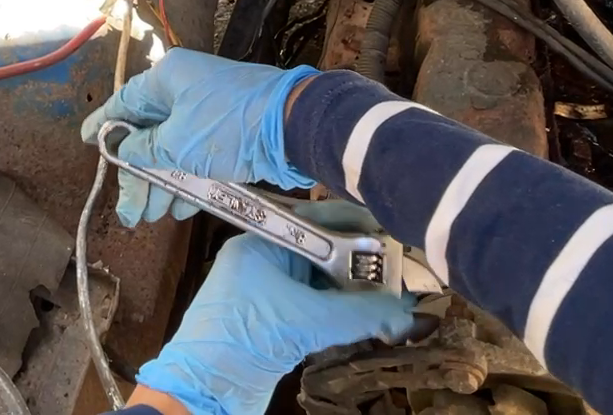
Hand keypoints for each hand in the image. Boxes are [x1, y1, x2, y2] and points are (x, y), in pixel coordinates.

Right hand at [79, 49, 317, 225]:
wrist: (292, 127)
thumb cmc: (228, 126)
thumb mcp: (177, 143)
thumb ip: (144, 149)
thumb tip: (122, 150)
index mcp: (168, 77)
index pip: (125, 102)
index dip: (104, 126)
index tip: (86, 141)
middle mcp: (185, 88)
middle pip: (148, 132)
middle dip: (137, 174)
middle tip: (130, 210)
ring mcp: (207, 109)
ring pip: (172, 147)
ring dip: (161, 182)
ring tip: (151, 217)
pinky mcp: (228, 130)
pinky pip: (196, 154)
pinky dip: (187, 178)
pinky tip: (181, 208)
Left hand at [135, 231, 417, 414]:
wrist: (207, 391)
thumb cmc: (246, 338)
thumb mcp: (306, 320)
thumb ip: (358, 312)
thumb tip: (405, 309)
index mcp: (262, 241)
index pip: (316, 222)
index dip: (354, 226)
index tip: (392, 230)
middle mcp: (265, 258)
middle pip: (321, 252)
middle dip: (359, 261)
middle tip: (401, 266)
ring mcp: (269, 290)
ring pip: (320, 282)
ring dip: (353, 291)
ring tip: (395, 294)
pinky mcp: (275, 321)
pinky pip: (315, 306)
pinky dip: (340, 312)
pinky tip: (370, 317)